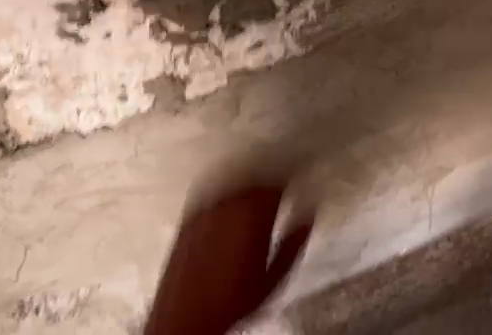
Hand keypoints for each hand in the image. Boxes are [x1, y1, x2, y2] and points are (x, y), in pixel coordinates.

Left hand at [143, 168, 315, 334]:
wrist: (185, 317)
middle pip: (257, 175)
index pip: (280, 180)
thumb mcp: (273, 278)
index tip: (298, 180)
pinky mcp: (189, 213)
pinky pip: (214, 190)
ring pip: (235, 179)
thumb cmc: (226, 302)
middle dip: (271, 179)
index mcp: (255, 212)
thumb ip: (293, 243)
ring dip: (249, 182)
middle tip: (281, 186)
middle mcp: (229, 202)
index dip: (292, 178)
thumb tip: (306, 221)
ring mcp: (207, 206)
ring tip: (258, 193)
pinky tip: (231, 204)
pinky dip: (227, 191)